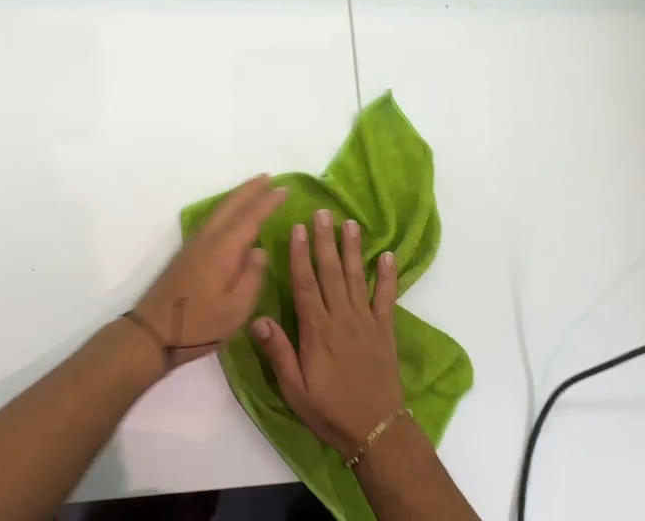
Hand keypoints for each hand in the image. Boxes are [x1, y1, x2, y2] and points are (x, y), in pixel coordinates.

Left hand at [132, 175, 287, 368]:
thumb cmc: (199, 325)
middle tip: (270, 177)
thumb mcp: (236, 310)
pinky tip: (231, 215)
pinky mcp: (187, 253)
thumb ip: (251, 278)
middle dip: (250, 189)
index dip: (267, 202)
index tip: (285, 188)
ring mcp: (194, 244)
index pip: (249, 217)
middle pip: (231, 205)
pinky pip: (213, 219)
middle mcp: (207, 239)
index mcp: (222, 249)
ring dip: (238, 196)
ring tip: (254, 188)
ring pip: (219, 210)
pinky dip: (227, 209)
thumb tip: (260, 251)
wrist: (153, 332)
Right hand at [250, 209, 403, 457]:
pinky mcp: (385, 331)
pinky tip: (387, 255)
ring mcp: (366, 322)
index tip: (298, 228)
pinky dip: (387, 276)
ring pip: (357, 278)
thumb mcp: (294, 389)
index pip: (305, 284)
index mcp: (317, 330)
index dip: (300, 255)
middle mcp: (341, 318)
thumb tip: (257, 318)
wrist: (376, 431)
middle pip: (331, 273)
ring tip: (349, 223)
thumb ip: (278, 352)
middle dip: (325, 241)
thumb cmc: (329, 411)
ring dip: (352, 249)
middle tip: (322, 213)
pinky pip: (386, 298)